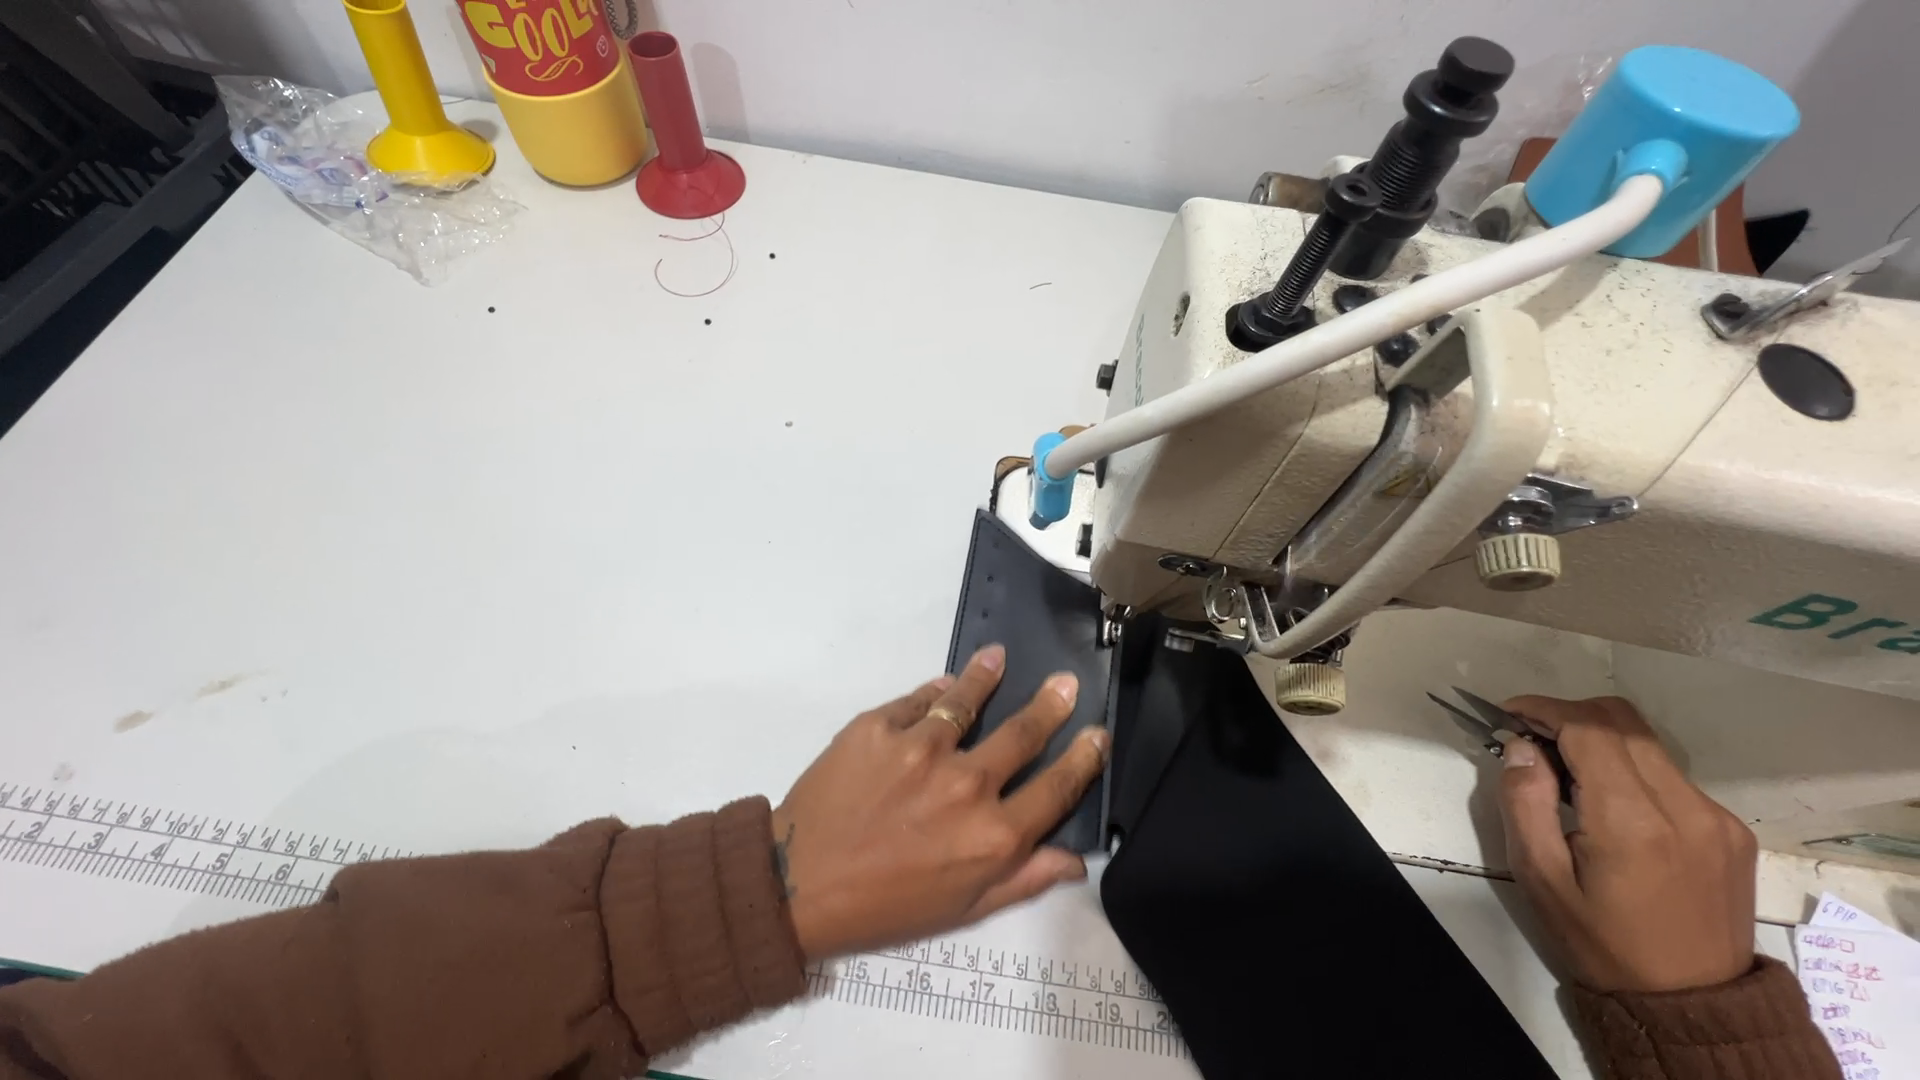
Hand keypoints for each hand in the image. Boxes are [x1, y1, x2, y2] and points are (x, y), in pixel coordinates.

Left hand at [770, 644, 1109, 960]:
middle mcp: (966, 784)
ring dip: (987, 677)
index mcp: (993, 836)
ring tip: (998, 658)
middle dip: (1050, 705)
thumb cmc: (886, 906)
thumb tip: (1076, 858)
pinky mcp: (878, 727)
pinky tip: (943, 682)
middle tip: (1065, 682)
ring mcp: (920, 749)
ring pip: (966, 701)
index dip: (1084, 758)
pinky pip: (916, 700)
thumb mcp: (964, 908)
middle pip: (1022, 734)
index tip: (1098, 733)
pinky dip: (934, 690)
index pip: (1057, 788)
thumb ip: (1024, 878)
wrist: (798, 885)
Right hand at [1497, 695, 1757, 992]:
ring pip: (1648, 743)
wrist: (1691, 1003)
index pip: (1589, 728)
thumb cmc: (1599, 941)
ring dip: (1598, 738)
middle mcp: (1685, 808)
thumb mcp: (1538, 875)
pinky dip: (1628, 766)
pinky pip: (1669, 774)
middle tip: (1529, 737)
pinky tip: (1605, 800)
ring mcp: (1715, 818)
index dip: (1543, 708)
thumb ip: (1523, 801)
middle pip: (1623, 721)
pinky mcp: (1729, 830)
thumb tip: (1521, 746)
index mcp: (1633, 822)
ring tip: (1562, 769)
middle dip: (1568, 714)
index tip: (1508, 714)